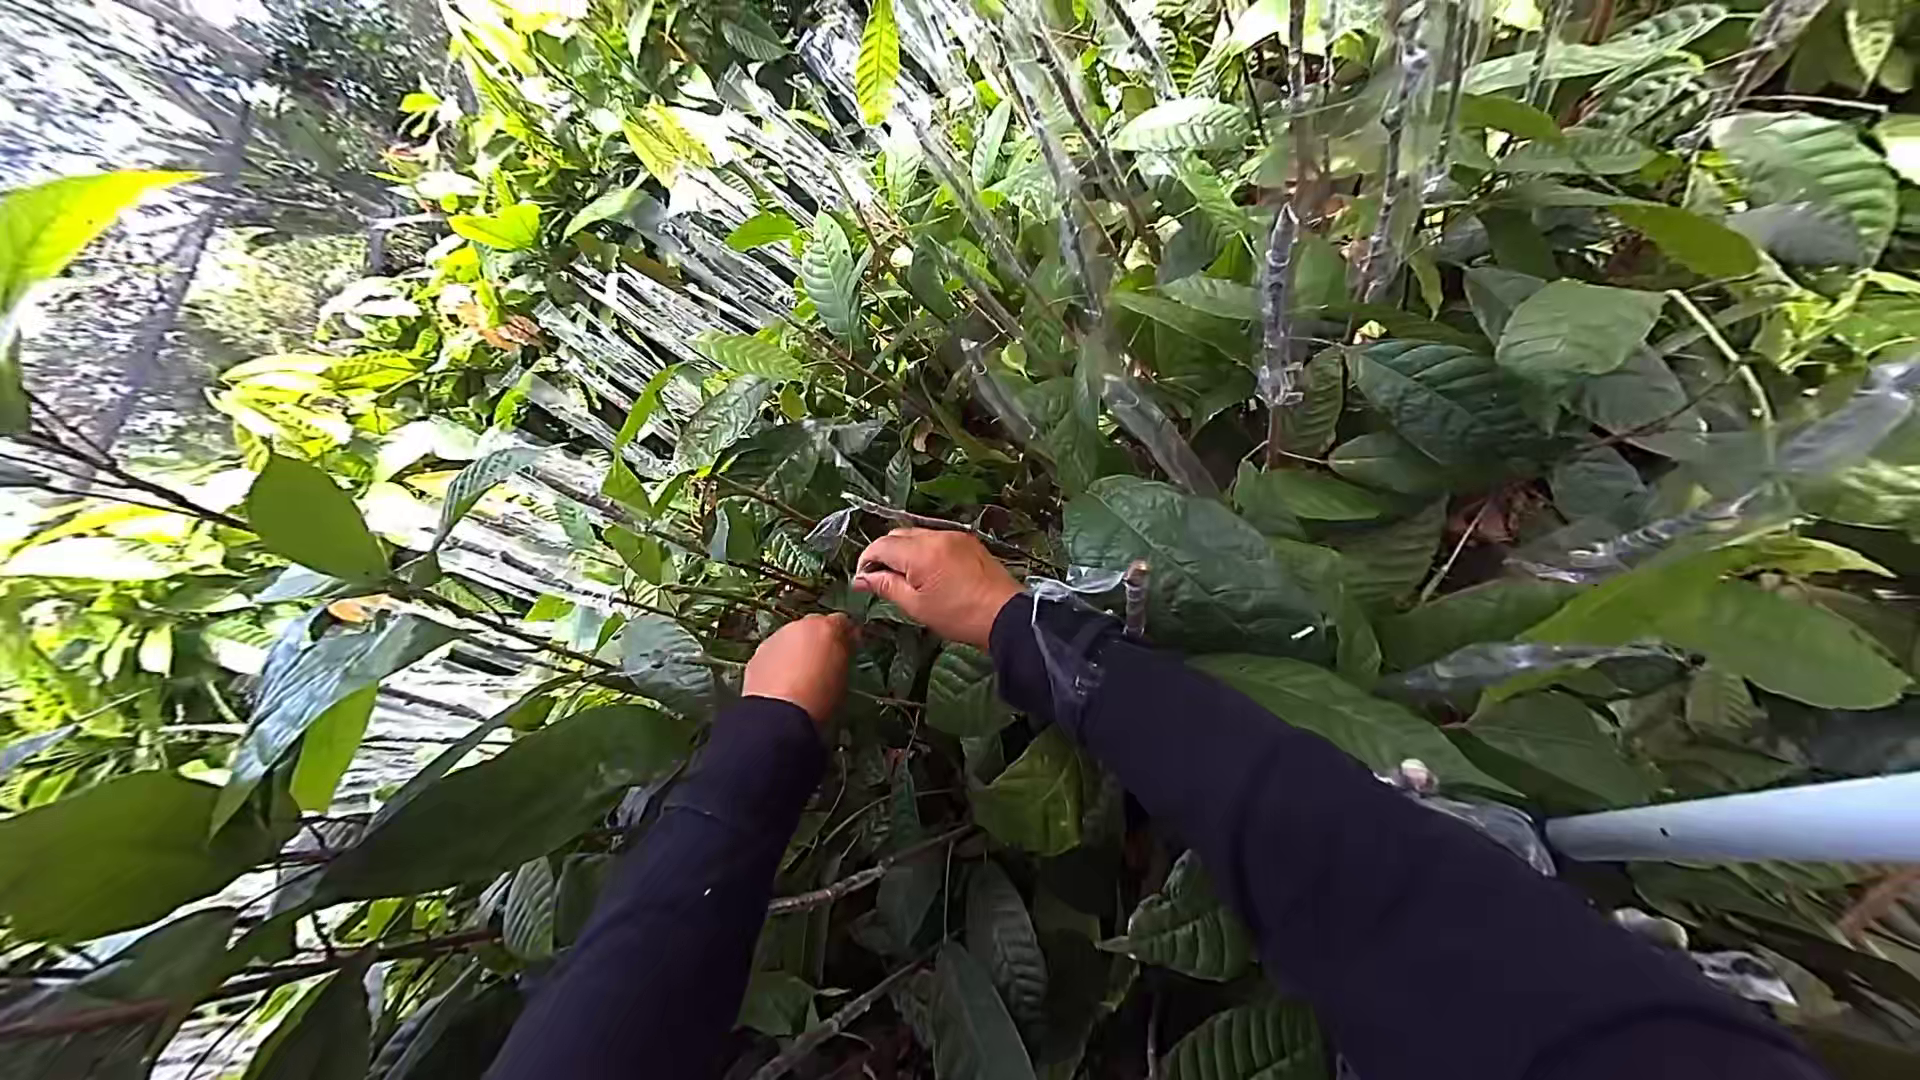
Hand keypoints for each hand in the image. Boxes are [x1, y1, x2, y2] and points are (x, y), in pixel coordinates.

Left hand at [742, 614, 854, 725]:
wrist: (779, 716)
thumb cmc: (821, 698)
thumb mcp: (844, 676)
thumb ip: (843, 654)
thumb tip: (842, 648)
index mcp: (827, 628)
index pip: (841, 622)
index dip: (845, 635)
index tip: (847, 649)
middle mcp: (799, 627)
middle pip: (813, 626)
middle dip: (818, 641)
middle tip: (823, 664)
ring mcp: (775, 640)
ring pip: (790, 640)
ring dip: (796, 652)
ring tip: (800, 678)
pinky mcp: (756, 656)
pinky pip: (773, 655)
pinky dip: (778, 664)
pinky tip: (781, 685)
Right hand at [852, 528, 1022, 648]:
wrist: (1005, 615)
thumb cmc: (959, 616)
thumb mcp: (916, 606)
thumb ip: (886, 586)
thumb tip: (861, 578)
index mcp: (921, 552)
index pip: (881, 545)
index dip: (866, 560)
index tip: (863, 579)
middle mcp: (937, 535)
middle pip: (898, 535)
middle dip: (884, 554)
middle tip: (881, 579)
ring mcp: (954, 535)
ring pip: (917, 535)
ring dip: (904, 551)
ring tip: (905, 578)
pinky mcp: (967, 541)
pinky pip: (936, 538)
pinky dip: (924, 550)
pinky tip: (928, 571)